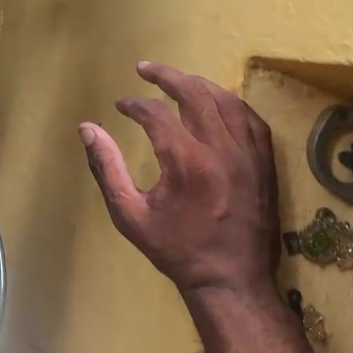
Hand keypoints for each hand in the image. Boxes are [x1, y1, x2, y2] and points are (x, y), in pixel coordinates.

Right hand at [80, 61, 280, 298]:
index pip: (156, 113)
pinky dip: (231, 103)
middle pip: (195, 94)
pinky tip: (215, 101)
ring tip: (177, 79)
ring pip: (226, 101)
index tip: (121, 107)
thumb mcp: (129, 214)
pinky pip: (252, 120)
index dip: (134, 105)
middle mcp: (221, 151)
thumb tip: (87, 128)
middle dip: (166, 76)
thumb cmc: (176, 249)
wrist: (233, 283)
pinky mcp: (265, 165)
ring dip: (198, 84)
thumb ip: (106, 168)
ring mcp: (249, 157)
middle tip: (145, 69)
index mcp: (187, 163)